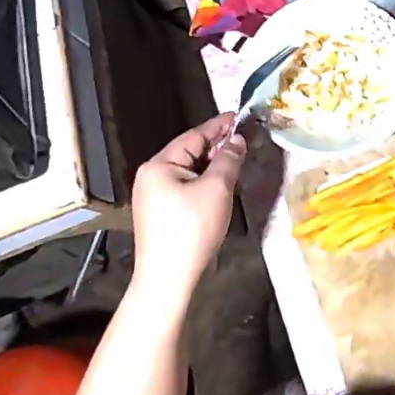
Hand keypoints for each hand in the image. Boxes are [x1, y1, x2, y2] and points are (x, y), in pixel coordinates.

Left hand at [130, 114, 245, 300]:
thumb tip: (237, 140)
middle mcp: (150, 176)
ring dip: (212, 166)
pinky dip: (204, 183)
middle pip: (189, 153)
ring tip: (237, 159)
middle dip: (216, 146)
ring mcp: (153, 197)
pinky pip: (184, 188)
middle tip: (244, 139)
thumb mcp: (216, 189)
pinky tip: (220, 185)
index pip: (193, 136)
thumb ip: (228, 159)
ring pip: (188, 172)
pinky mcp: (159, 215)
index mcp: (159, 165)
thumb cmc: (192, 228)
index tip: (239, 116)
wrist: (168, 278)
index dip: (218, 126)